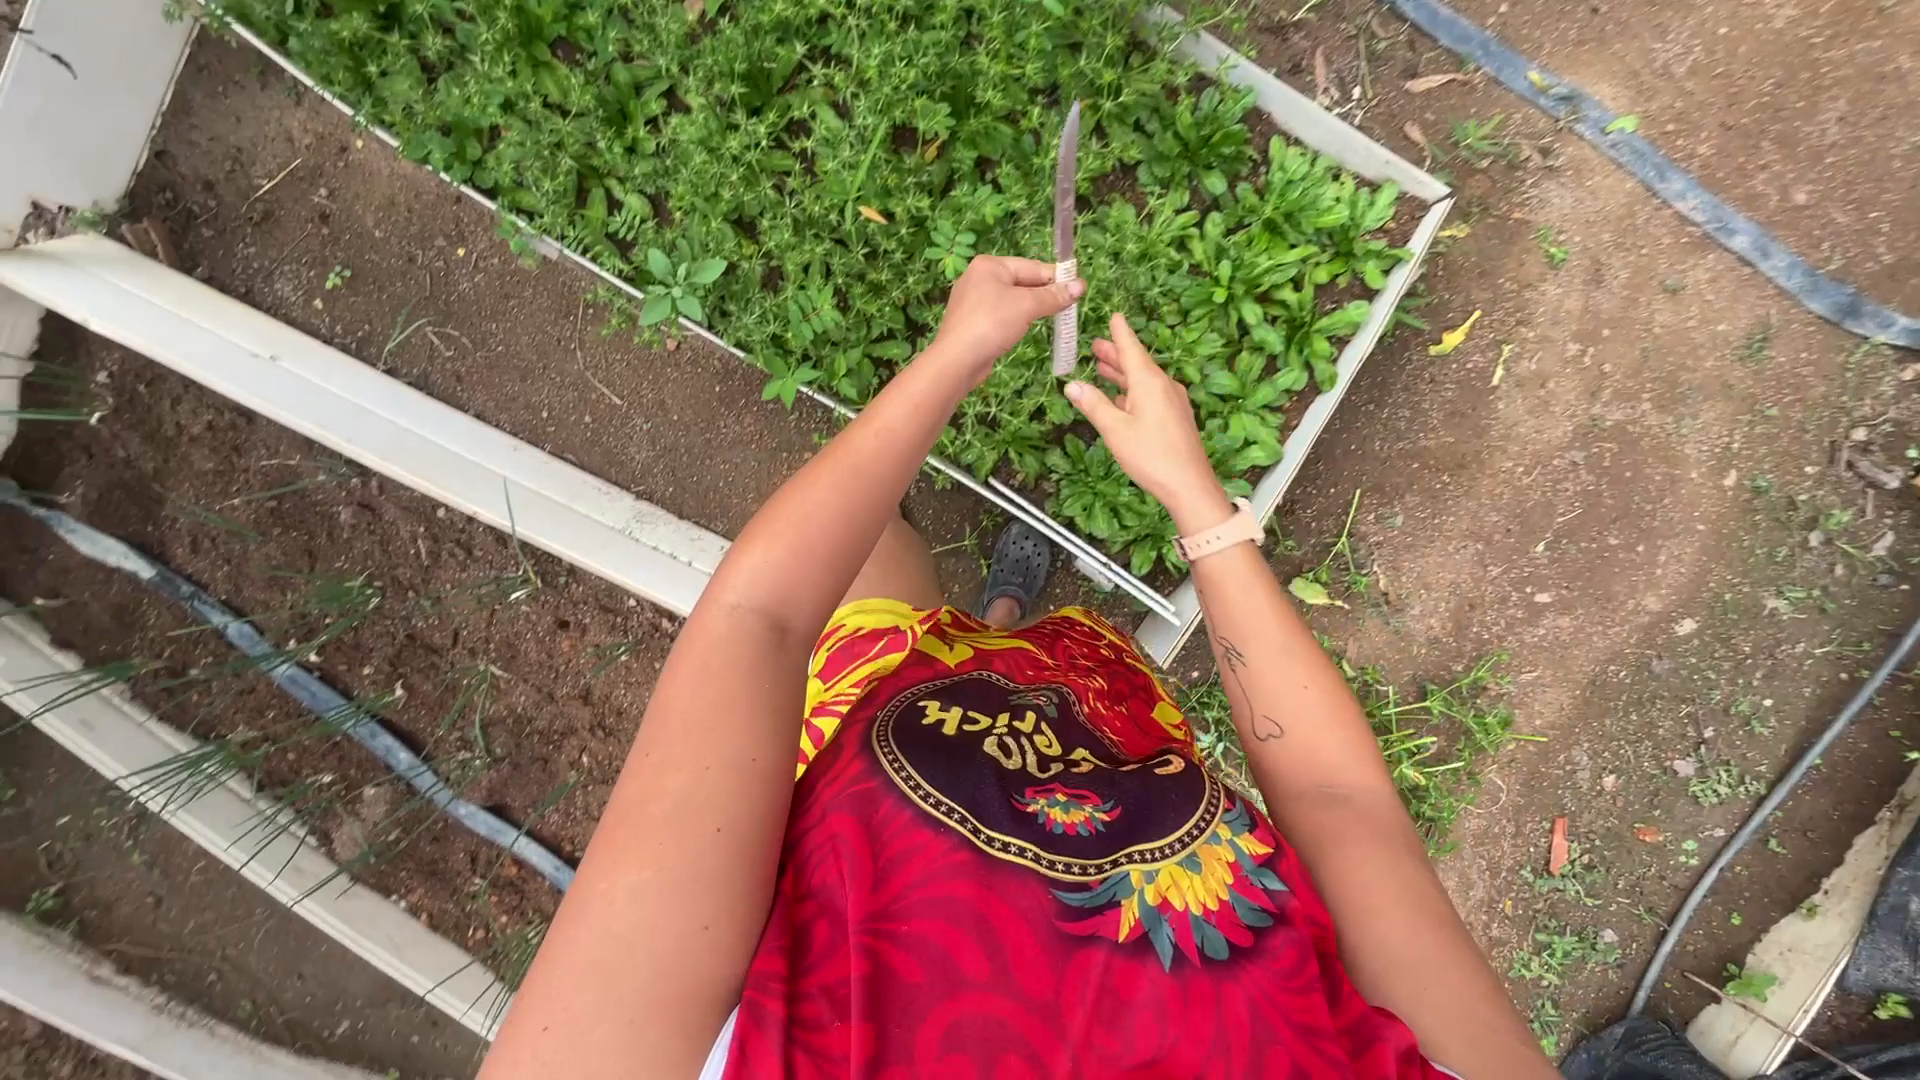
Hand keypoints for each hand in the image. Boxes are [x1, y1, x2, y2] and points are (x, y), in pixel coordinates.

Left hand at [924, 255, 1085, 387]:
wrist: (957, 360)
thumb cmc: (992, 324)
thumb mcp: (1027, 306)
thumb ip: (1054, 296)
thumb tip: (1081, 286)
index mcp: (990, 265)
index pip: (1032, 266)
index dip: (1056, 278)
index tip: (1079, 289)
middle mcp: (979, 277)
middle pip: (1022, 282)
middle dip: (1044, 294)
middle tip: (1069, 306)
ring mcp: (973, 301)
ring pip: (1012, 300)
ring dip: (1032, 308)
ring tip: (1052, 317)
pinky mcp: (972, 322)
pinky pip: (1001, 315)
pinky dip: (1016, 319)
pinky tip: (1025, 328)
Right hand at [1064, 313, 1234, 531]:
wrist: (1189, 485)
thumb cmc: (1151, 456)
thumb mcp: (1115, 430)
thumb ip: (1094, 405)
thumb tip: (1072, 386)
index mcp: (1150, 383)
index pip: (1132, 349)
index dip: (1120, 333)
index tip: (1114, 316)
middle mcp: (1164, 387)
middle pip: (1137, 364)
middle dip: (1116, 354)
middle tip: (1096, 344)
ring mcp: (1172, 403)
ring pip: (1143, 381)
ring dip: (1123, 373)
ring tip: (1104, 367)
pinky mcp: (1174, 418)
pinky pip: (1150, 395)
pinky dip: (1132, 390)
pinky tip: (1122, 398)